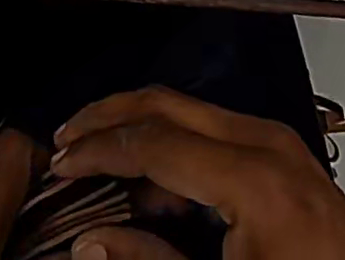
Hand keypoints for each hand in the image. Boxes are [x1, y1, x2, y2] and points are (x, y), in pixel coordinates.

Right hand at [51, 87, 344, 259]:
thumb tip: (95, 243)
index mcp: (254, 176)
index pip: (152, 139)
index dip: (97, 149)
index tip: (63, 161)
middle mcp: (266, 142)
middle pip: (163, 101)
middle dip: (107, 115)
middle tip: (68, 138)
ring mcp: (276, 142)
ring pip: (184, 106)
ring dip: (135, 125)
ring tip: (98, 158)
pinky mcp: (281, 154)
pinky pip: (209, 128)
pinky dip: (169, 143)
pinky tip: (150, 182)